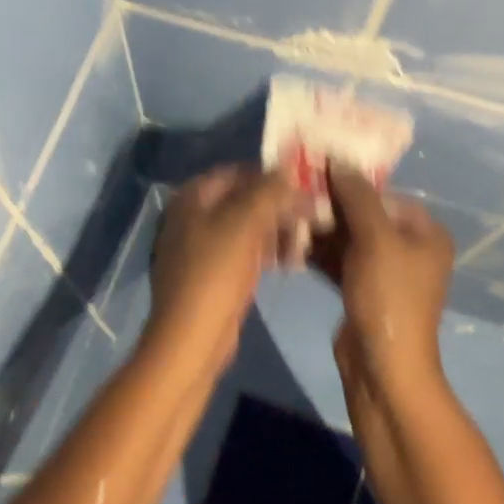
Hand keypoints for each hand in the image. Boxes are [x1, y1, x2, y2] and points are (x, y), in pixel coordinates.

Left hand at [145, 165, 296, 368]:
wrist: (192, 338)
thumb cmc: (215, 273)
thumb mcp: (245, 222)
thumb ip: (269, 189)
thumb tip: (289, 166)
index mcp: (191, 198)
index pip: (238, 172)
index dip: (272, 176)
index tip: (305, 186)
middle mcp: (190, 218)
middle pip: (243, 201)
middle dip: (278, 207)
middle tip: (313, 216)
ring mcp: (199, 249)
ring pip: (245, 229)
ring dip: (276, 231)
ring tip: (306, 241)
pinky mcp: (211, 277)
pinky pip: (243, 254)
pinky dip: (266, 254)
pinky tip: (291, 262)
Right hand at [312, 167, 453, 384]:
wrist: (382, 366)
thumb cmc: (388, 297)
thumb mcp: (376, 240)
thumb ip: (357, 197)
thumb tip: (339, 158)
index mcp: (426, 233)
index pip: (385, 195)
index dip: (351, 184)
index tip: (314, 175)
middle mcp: (409, 249)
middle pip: (365, 216)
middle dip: (331, 207)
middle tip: (294, 196)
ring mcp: (385, 273)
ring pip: (349, 240)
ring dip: (321, 230)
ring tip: (287, 217)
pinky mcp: (362, 292)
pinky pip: (339, 262)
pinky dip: (320, 254)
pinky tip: (292, 244)